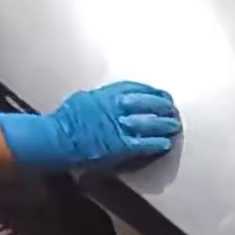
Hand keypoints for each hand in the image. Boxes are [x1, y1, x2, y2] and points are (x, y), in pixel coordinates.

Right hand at [0, 81, 181, 171]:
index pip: (136, 88)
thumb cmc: (67, 121)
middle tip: (173, 109)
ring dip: (165, 124)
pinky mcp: (122, 145)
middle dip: (163, 105)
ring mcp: (120, 126)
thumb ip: (104, 99)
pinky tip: (166, 143)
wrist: (60, 139)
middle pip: (148, 102)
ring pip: (150, 122)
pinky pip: (145, 143)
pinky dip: (157, 143)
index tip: (161, 94)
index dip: (152, 91)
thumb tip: (116, 101)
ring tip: (174, 125)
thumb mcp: (85, 100)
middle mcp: (116, 107)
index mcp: (107, 94)